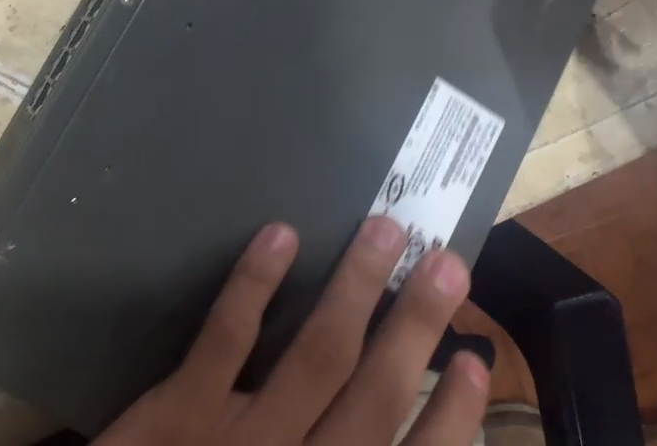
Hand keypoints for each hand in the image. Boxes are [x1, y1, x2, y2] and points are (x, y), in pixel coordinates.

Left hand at [98, 218, 487, 444]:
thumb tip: (389, 437)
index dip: (451, 414)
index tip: (475, 359)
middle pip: (373, 394)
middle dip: (414, 325)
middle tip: (446, 260)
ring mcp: (241, 437)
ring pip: (315, 356)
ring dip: (355, 289)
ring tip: (385, 231)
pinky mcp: (181, 409)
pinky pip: (226, 337)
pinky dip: (256, 285)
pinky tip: (283, 237)